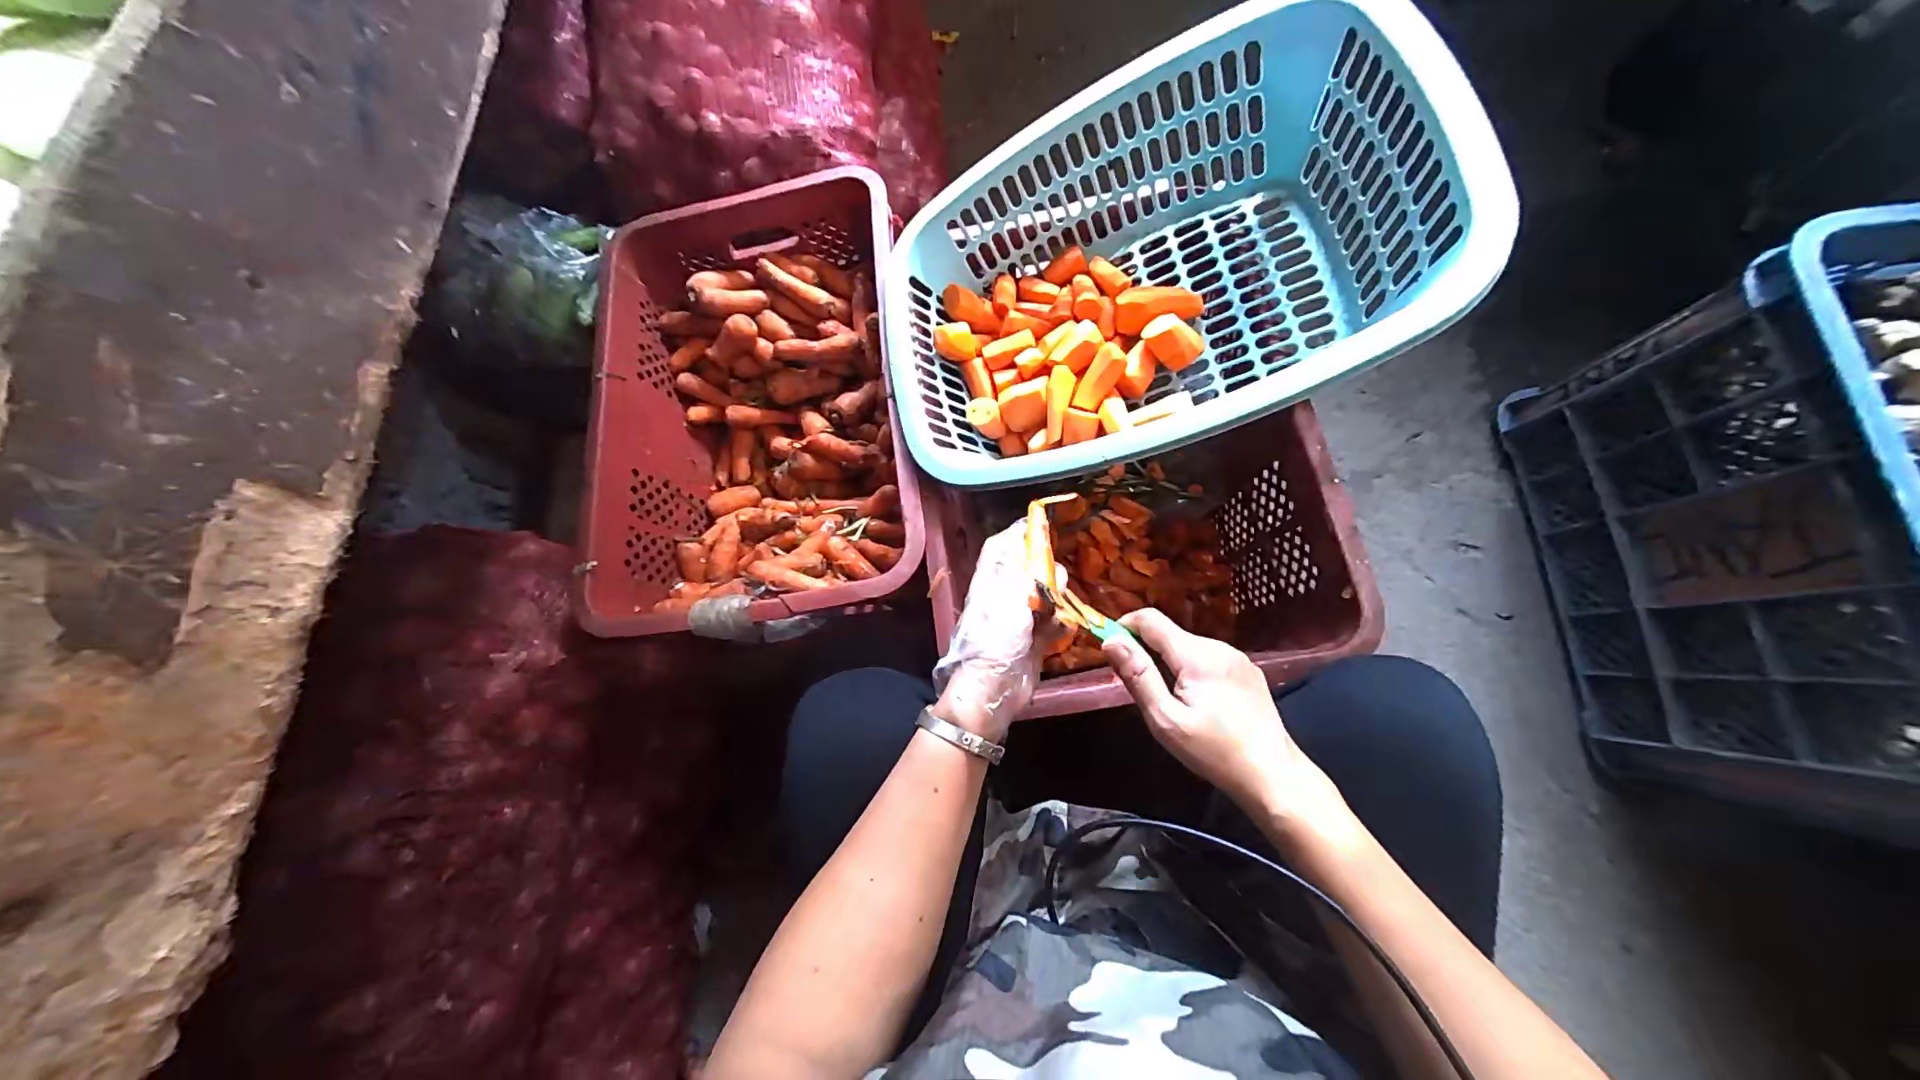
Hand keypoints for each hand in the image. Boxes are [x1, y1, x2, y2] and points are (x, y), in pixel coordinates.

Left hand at [930, 520, 1049, 741]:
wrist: (992, 688)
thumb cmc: (996, 637)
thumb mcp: (1008, 594)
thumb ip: (1024, 567)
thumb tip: (1033, 537)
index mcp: (990, 582)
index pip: (1002, 548)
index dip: (1020, 535)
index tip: (1044, 526)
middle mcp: (1003, 597)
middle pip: (1029, 571)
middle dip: (1046, 569)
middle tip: (1057, 575)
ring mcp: (1019, 620)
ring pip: (1046, 597)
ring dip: (1058, 598)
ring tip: (1060, 604)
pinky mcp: (1033, 643)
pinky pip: (1054, 625)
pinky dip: (1062, 624)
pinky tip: (1065, 625)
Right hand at [1102, 609, 1354, 844]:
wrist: (1274, 775)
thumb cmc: (1214, 752)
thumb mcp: (1165, 720)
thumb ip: (1138, 676)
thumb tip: (1111, 641)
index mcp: (1196, 655)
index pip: (1150, 619)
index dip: (1124, 626)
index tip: (1110, 648)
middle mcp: (1218, 647)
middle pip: (1170, 634)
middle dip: (1147, 651)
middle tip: (1138, 688)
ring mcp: (1237, 658)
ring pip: (1189, 647)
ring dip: (1170, 662)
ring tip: (1170, 702)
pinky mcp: (1248, 672)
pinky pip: (1208, 659)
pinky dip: (1191, 671)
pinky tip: (1198, 704)